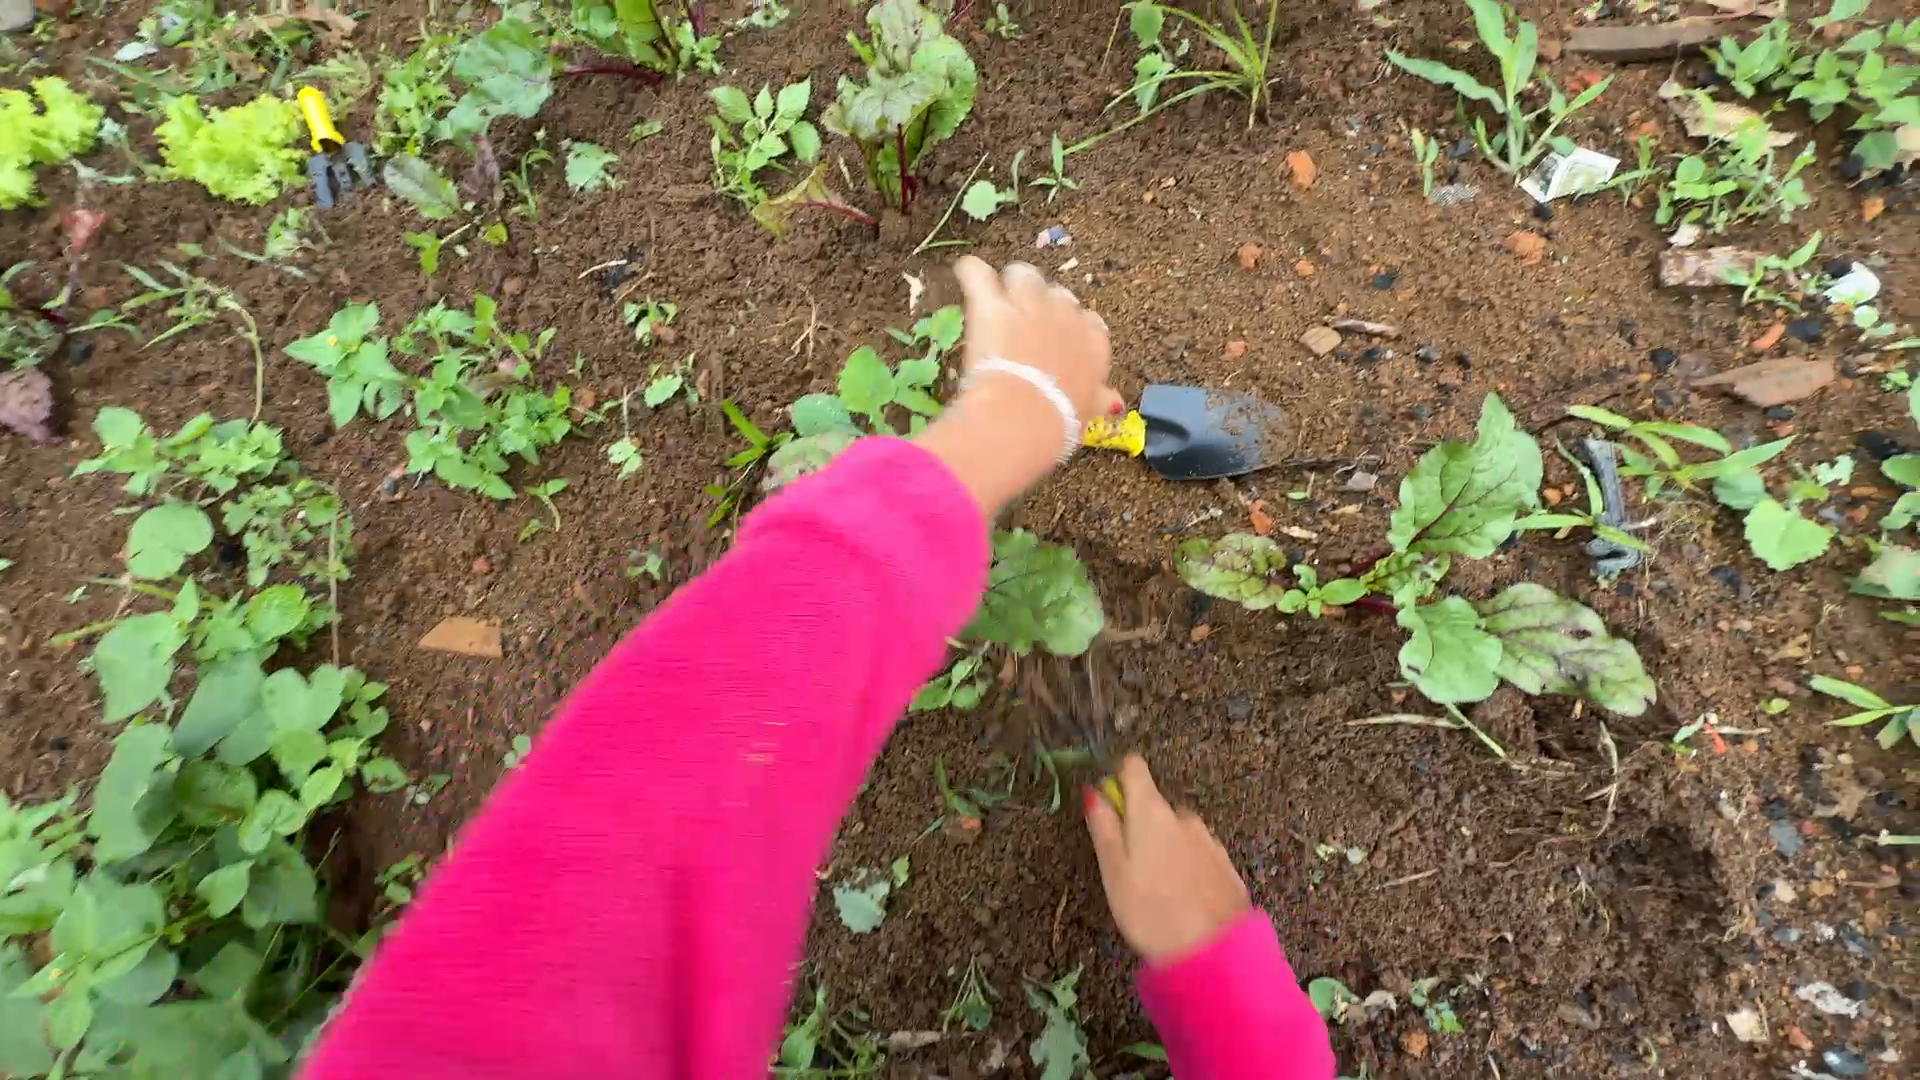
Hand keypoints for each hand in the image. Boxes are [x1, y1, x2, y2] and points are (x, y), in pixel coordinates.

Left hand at [912, 258, 1121, 512]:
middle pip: (1057, 294)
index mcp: (1093, 341)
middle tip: (1025, 326)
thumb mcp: (1088, 413)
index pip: (1089, 321)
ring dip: (1012, 284)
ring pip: (1023, 276)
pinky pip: (978, 273)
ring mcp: (1028, 305)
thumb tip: (1114, 401)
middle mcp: (1065, 314)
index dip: (1071, 328)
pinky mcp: (991, 306)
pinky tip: (967, 273)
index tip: (1058, 342)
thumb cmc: (1060, 422)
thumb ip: (1100, 399)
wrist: (1024, 417)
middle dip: (1043, 305)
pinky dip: (971, 272)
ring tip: (1000, 296)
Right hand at [1085, 755, 1251, 966]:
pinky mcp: (1227, 867)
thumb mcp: (1113, 870)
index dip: (1118, 779)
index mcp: (1151, 811)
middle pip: (1155, 805)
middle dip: (1140, 826)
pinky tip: (1183, 900)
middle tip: (1130, 868)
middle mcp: (1183, 817)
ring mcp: (1209, 841)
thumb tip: (1094, 791)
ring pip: (1178, 832)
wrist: (1215, 955)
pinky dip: (1187, 867)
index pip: (1133, 766)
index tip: (1110, 808)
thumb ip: (1103, 825)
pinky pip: (1198, 855)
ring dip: (1165, 848)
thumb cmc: (1151, 911)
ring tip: (1158, 891)